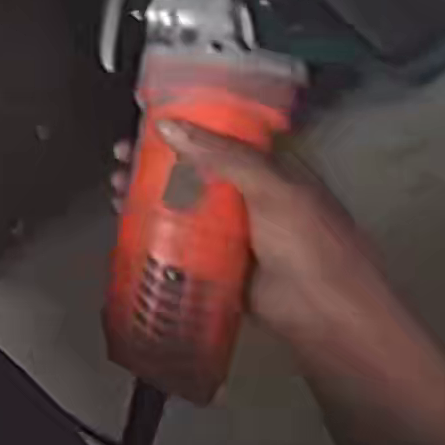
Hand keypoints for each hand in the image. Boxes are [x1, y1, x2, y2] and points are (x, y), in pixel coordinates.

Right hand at [113, 121, 380, 339]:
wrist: (328, 320)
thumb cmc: (312, 249)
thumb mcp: (275, 194)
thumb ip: (226, 157)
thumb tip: (166, 124)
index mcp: (271, 174)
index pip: (222, 139)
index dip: (184, 128)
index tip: (146, 123)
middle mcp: (247, 194)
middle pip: (189, 167)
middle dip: (151, 159)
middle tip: (121, 156)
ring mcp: (227, 224)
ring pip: (175, 195)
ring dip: (141, 187)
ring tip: (116, 186)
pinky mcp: (208, 250)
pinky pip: (171, 227)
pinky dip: (144, 217)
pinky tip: (123, 212)